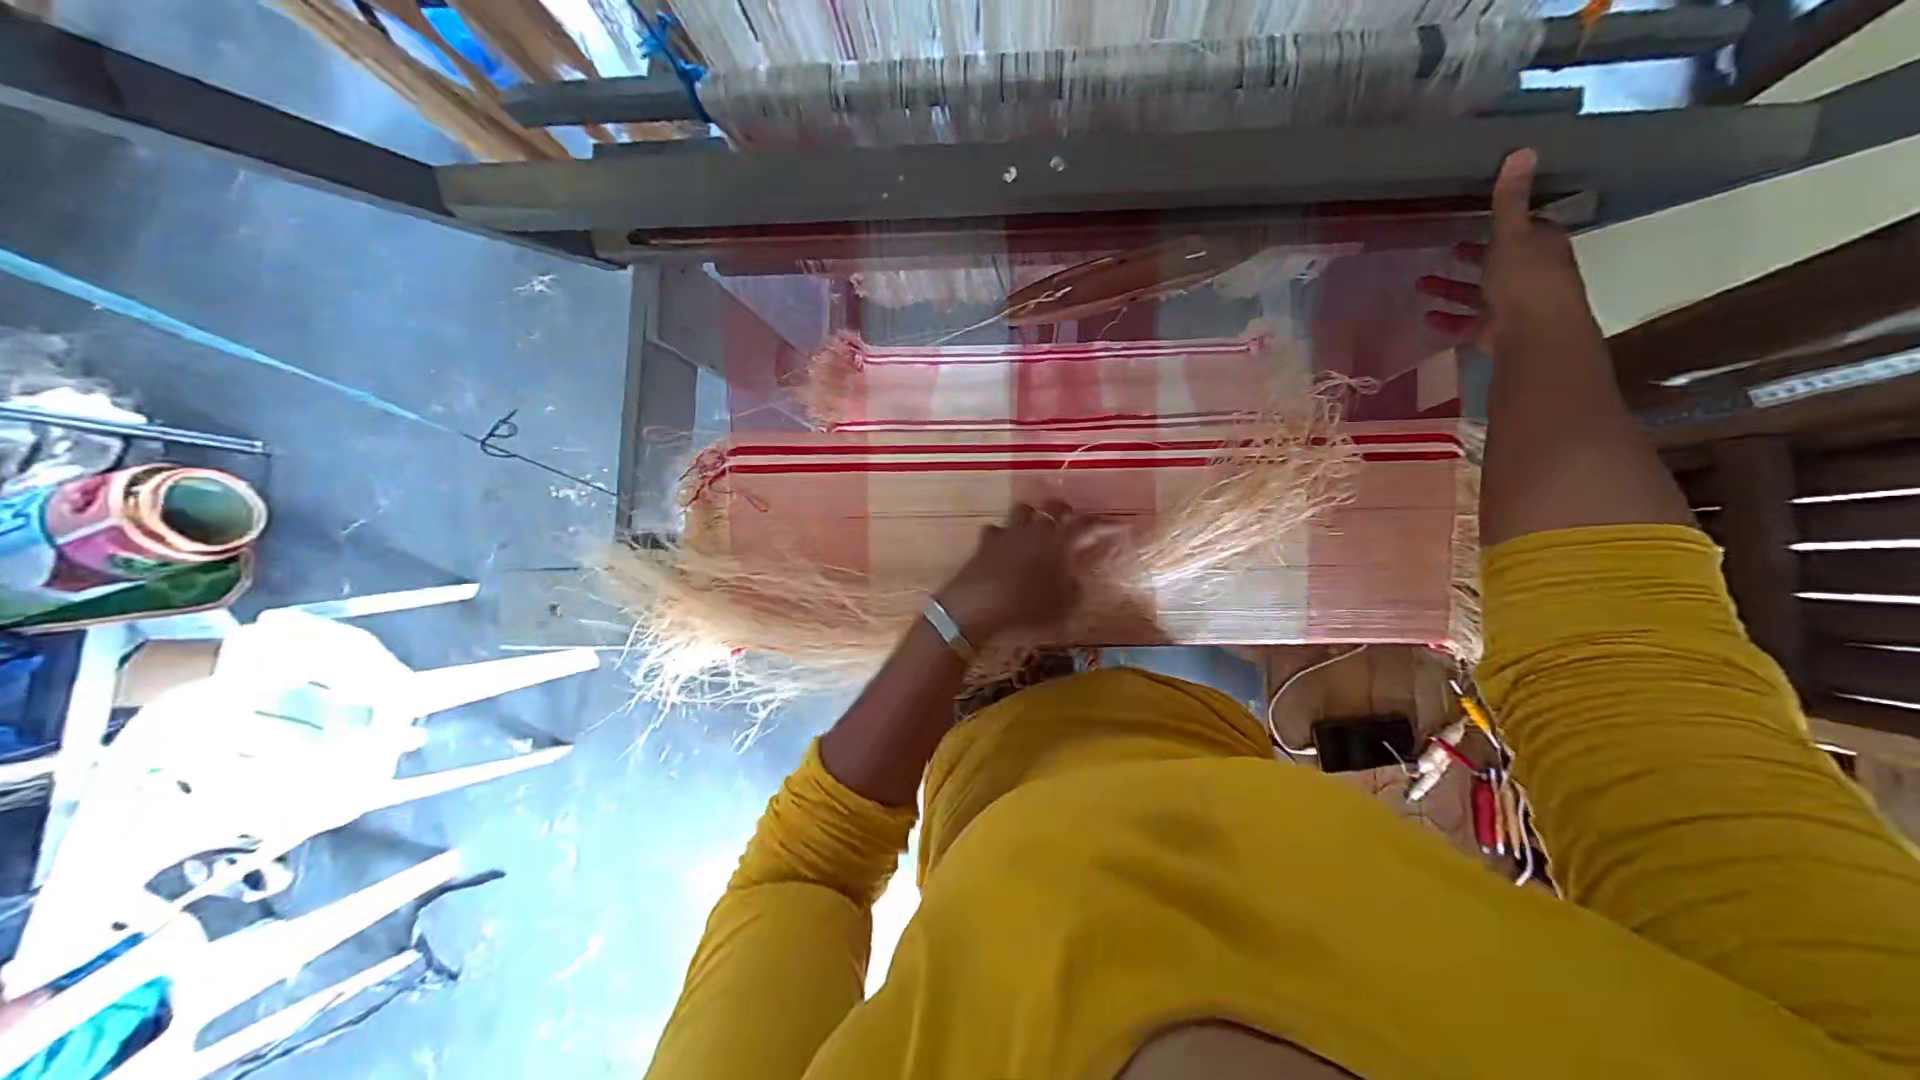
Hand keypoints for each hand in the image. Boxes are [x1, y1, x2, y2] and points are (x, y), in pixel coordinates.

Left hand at [933, 501, 1118, 643]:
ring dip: (1033, 516)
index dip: (1104, 524)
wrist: (977, 606)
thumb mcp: (1063, 605)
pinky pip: (996, 530)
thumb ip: (1074, 589)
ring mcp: (1007, 532)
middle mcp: (1034, 529)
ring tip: (1038, 530)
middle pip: (1053, 507)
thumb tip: (1077, 580)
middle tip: (1072, 522)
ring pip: (1023, 510)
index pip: (1087, 524)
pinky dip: (1003, 536)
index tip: (1118, 526)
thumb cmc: (1027, 606)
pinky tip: (1004, 547)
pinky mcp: (984, 542)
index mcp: (1058, 540)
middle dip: (1066, 512)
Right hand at [1416, 149, 1602, 350]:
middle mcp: (1531, 274)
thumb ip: (1510, 199)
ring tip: (1422, 283)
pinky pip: (1467, 322)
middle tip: (1450, 249)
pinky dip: (1448, 318)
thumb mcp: (1512, 234)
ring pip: (1479, 293)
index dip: (1506, 223)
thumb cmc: (1525, 278)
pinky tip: (1427, 316)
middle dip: (1475, 257)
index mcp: (1542, 246)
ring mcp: (1513, 305)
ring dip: (1452, 288)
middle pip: (1501, 262)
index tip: (1482, 218)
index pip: (1527, 228)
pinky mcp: (1495, 330)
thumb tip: (1523, 149)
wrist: (1533, 332)